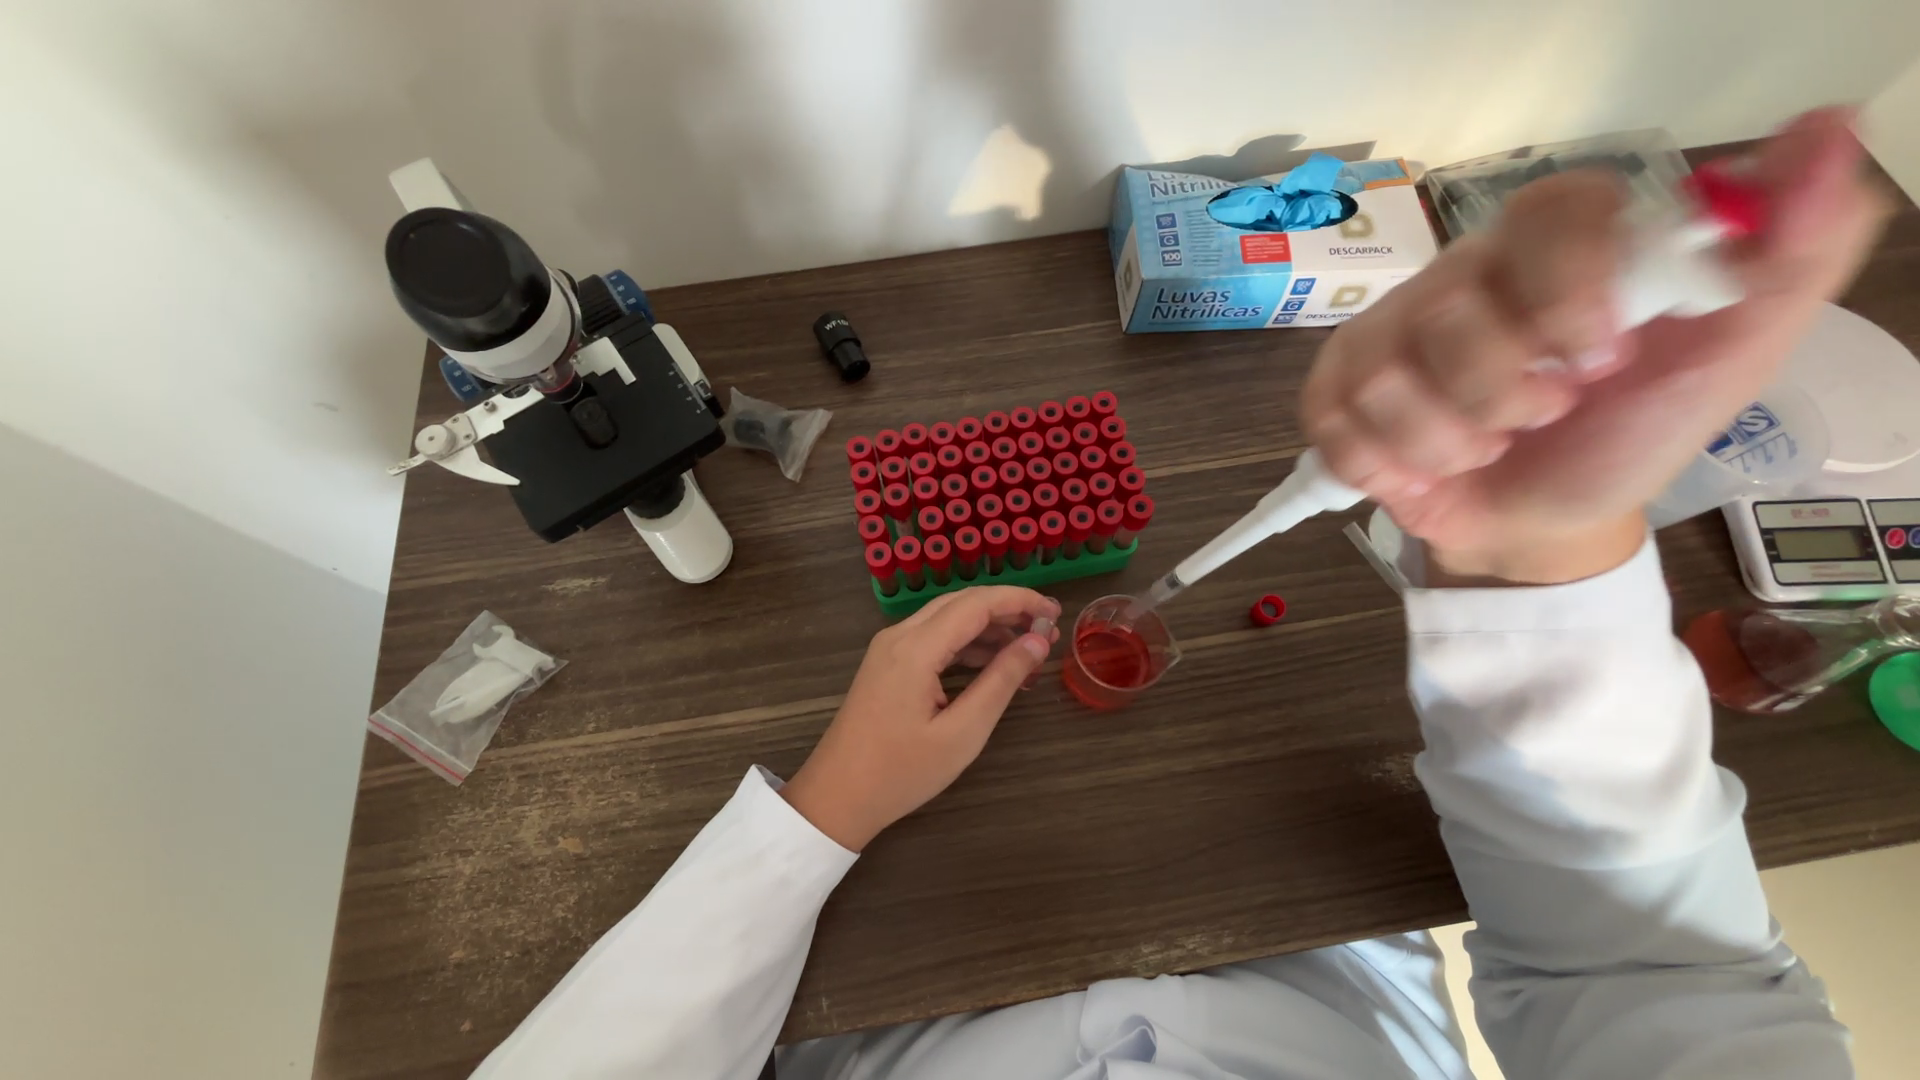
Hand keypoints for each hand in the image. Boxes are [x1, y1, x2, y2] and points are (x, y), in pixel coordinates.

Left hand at [781, 587, 1060, 850]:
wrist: (836, 798)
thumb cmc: (901, 772)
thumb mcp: (962, 733)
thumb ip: (1001, 681)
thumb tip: (1037, 641)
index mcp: (916, 648)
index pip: (977, 603)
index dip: (1020, 601)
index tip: (1056, 613)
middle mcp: (899, 636)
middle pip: (961, 603)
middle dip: (1007, 610)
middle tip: (1048, 629)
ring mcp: (888, 649)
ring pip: (946, 619)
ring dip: (988, 628)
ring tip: (1028, 651)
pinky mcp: (886, 664)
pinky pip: (932, 639)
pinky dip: (966, 645)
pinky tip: (992, 665)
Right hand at [1302, 107, 1890, 582]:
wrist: (1532, 526)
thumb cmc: (1619, 444)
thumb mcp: (1726, 362)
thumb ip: (1789, 257)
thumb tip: (1825, 131)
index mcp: (1550, 253)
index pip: (1545, 213)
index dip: (1565, 292)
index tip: (1599, 361)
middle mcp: (1455, 280)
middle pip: (1450, 314)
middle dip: (1503, 399)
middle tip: (1538, 420)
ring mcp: (1379, 336)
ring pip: (1385, 380)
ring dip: (1447, 444)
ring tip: (1478, 451)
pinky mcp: (1327, 392)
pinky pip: (1338, 425)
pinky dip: (1388, 467)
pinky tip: (1418, 468)